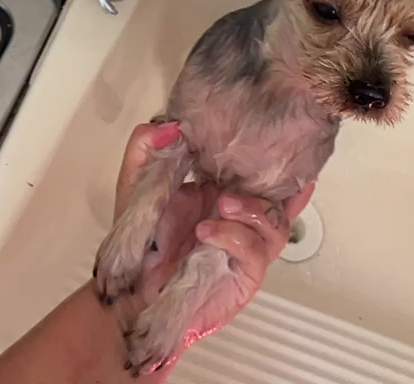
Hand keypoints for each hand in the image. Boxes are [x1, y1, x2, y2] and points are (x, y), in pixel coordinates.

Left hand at [111, 123, 313, 363]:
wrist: (133, 287)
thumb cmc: (143, 236)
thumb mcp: (137, 180)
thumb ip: (145, 146)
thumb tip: (171, 126)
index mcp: (222, 187)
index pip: (258, 169)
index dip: (273, 156)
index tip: (277, 138)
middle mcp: (240, 214)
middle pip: (280, 194)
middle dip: (277, 180)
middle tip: (252, 170)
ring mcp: (246, 244)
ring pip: (276, 223)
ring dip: (253, 210)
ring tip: (222, 205)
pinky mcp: (244, 274)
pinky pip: (256, 253)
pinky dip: (235, 237)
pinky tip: (208, 231)